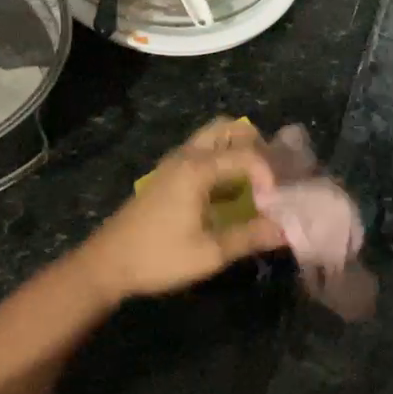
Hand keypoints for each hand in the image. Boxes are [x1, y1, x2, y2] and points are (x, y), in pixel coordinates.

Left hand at [74, 119, 287, 303]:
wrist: (106, 265)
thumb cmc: (158, 257)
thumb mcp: (209, 253)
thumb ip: (250, 237)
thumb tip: (286, 230)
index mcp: (197, 169)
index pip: (248, 155)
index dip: (270, 175)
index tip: (277, 204)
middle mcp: (187, 156)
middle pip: (229, 128)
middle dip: (257, 146)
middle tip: (271, 177)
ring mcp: (175, 163)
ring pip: (214, 137)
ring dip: (239, 151)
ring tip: (256, 184)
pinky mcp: (168, 175)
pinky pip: (203, 153)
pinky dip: (224, 161)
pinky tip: (232, 194)